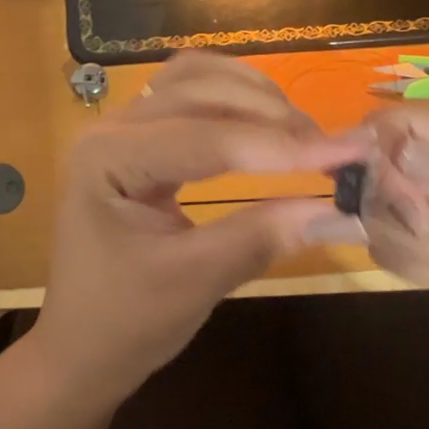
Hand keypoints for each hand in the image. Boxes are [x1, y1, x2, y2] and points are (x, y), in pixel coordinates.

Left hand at [30, 52, 370, 401]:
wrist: (81, 347)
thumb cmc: (125, 321)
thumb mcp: (194, 282)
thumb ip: (259, 237)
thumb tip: (339, 208)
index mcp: (106, 157)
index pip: (202, 137)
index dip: (278, 145)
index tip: (348, 154)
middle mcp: (109, 128)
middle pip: (197, 89)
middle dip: (267, 112)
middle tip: (329, 148)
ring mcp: (122, 130)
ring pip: (195, 81)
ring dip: (253, 97)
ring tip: (305, 136)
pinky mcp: (140, 142)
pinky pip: (189, 100)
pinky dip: (234, 104)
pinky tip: (269, 126)